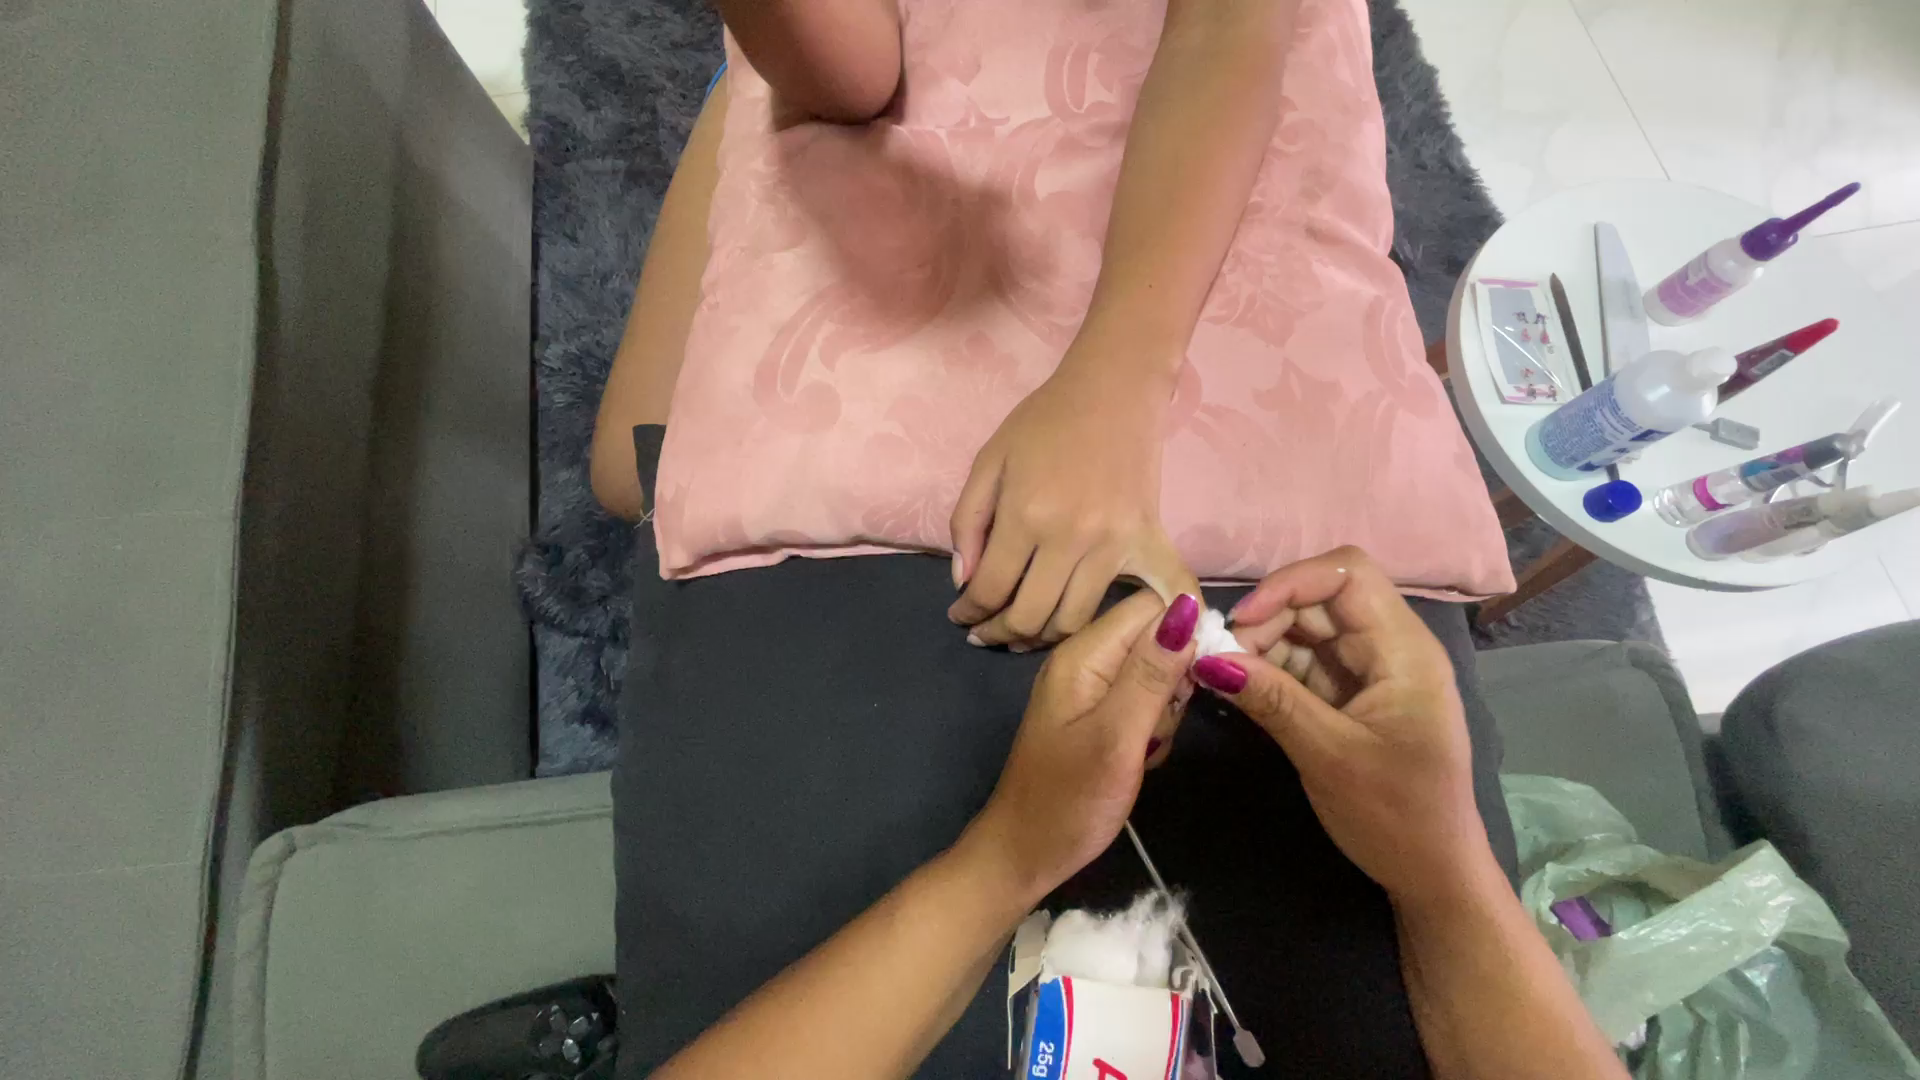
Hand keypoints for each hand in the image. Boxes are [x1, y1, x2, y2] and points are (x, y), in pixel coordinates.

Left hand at [947, 335, 1199, 648]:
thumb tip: (965, 583)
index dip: (970, 613)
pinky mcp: (1151, 540)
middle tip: (989, 633)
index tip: (963, 617)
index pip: (990, 590)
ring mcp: (1116, 544)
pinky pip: (1163, 592)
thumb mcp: (989, 461)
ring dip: (1046, 637)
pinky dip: (1154, 622)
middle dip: (1000, 634)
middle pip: (1031, 616)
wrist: (1112, 389)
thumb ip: (968, 523)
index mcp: (1025, 516)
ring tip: (1028, 633)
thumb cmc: (1044, 421)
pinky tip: (1136, 638)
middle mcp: (1071, 539)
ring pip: (1076, 619)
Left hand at [960, 592, 1200, 903]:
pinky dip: (1153, 728)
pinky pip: (1142, 703)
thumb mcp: (1118, 737)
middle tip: (1160, 725)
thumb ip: (1151, 674)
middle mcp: (1084, 660)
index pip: (1149, 605)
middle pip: (1155, 638)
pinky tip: (1140, 758)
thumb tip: (1187, 609)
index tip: (1203, 674)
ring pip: (1155, 674)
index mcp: (1083, 654)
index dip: (1186, 629)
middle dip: (1176, 678)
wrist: (1025, 853)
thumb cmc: (1069, 800)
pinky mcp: (1097, 715)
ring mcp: (1089, 689)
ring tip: (1147, 747)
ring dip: (1166, 709)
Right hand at [1184, 548, 1497, 901]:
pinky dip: (1267, 668)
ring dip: (1260, 645)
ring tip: (1226, 679)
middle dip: (1266, 619)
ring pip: (1303, 628)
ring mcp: (1366, 669)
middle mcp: (1387, 647)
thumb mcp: (1329, 756)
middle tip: (1224, 661)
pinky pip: (1300, 660)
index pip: (1347, 574)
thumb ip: (1271, 700)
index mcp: (1403, 650)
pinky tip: (1240, 689)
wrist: (1433, 876)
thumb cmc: (1397, 816)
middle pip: (1318, 598)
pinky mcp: (1346, 692)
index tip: (1242, 622)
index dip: (1290, 583)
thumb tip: (1206, 658)